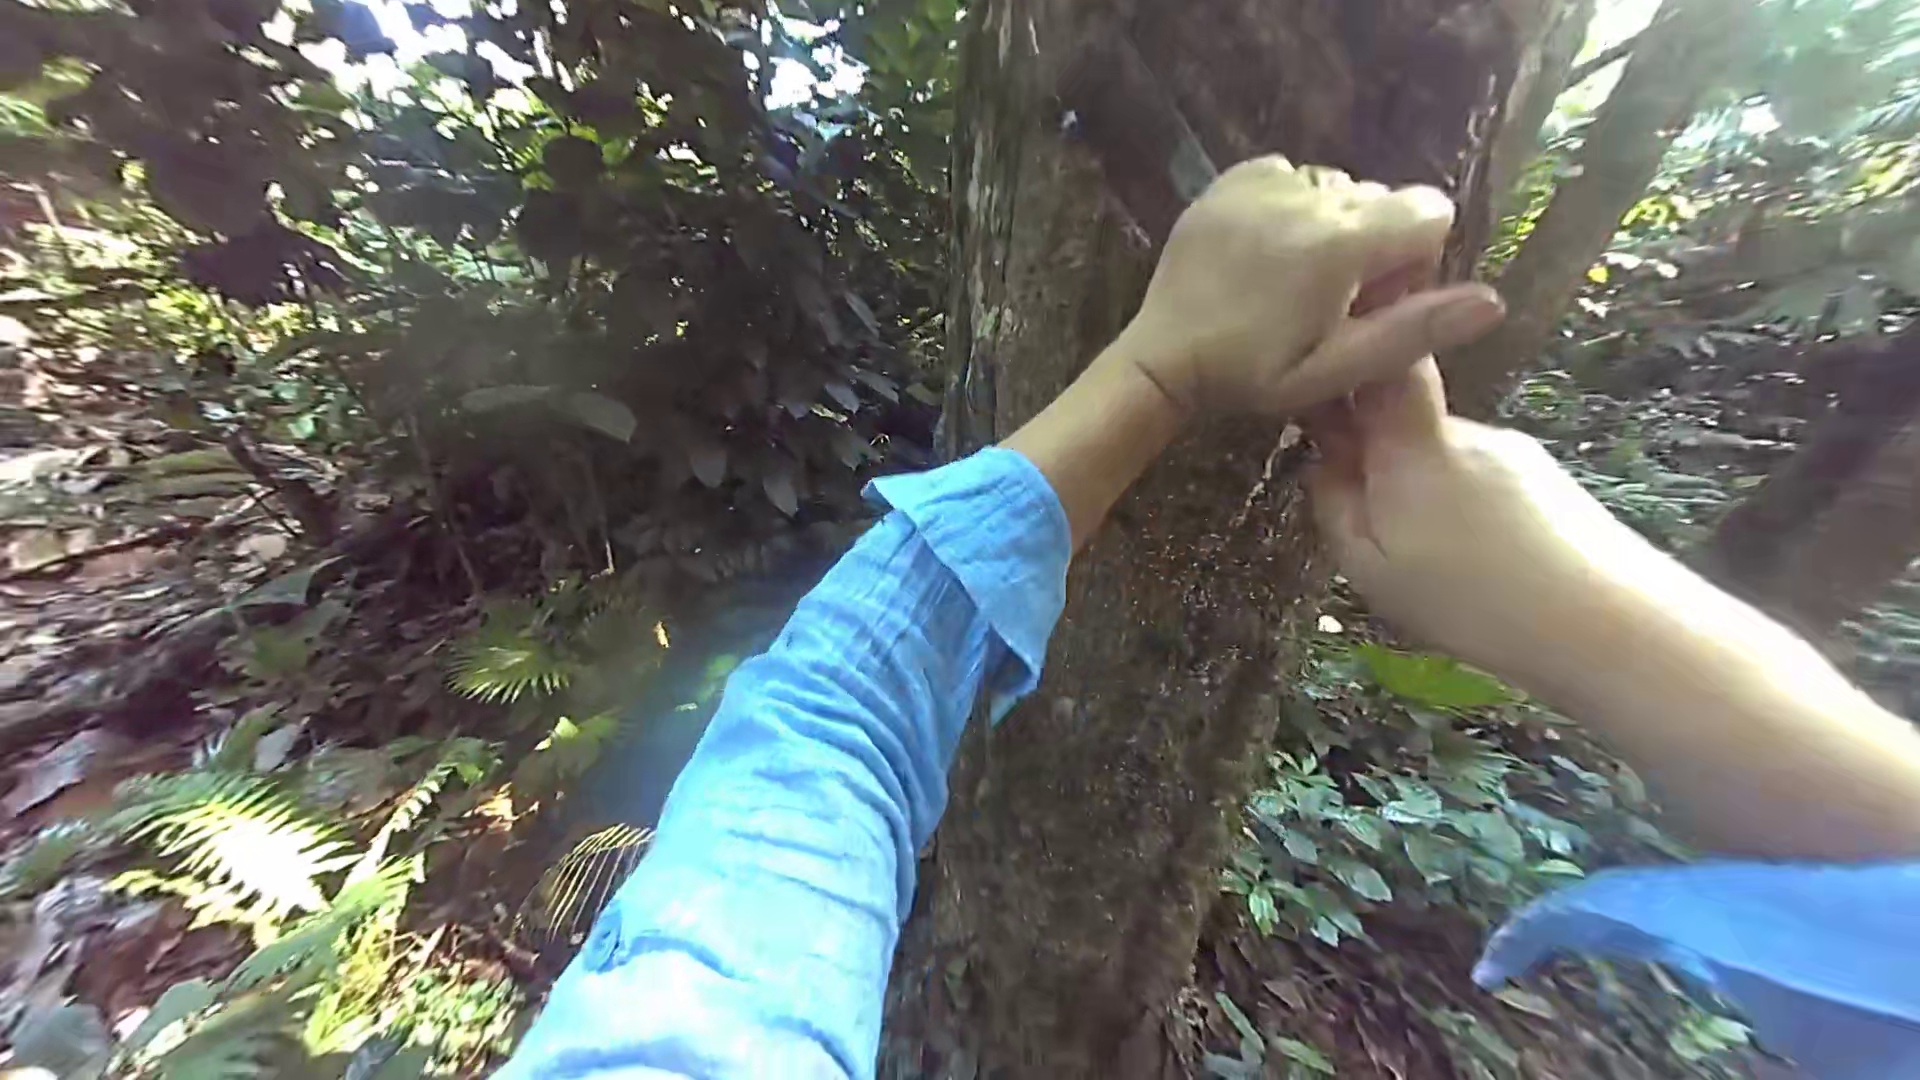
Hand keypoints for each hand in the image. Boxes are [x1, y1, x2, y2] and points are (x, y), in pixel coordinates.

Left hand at [1119, 156, 1505, 415]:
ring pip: (1336, 188)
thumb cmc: (1244, 375)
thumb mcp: (1326, 372)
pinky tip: (1262, 250)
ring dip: (1328, 225)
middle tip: (1319, 298)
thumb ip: (1407, 335)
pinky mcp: (1230, 184)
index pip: (1430, 215)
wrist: (1161, 360)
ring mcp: (1266, 184)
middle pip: (1382, 199)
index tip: (1366, 301)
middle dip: (1370, 243)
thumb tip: (1491, 300)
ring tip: (1285, 278)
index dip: (1409, 262)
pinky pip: (1287, 177)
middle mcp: (1312, 197)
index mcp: (1345, 242)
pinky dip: (1288, 206)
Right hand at [1307, 359, 1658, 682]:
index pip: (1383, 366)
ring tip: (1413, 543)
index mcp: (1414, 446)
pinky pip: (1469, 468)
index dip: (1348, 367)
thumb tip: (1322, 461)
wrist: (1612, 631)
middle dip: (1367, 447)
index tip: (1314, 406)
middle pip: (1400, 412)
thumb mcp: (1365, 563)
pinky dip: (1448, 494)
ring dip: (1408, 478)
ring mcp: (1510, 450)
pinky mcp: (1541, 474)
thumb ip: (1332, 502)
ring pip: (1432, 447)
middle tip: (1356, 511)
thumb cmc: (1465, 598)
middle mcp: (1466, 431)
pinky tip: (1460, 547)